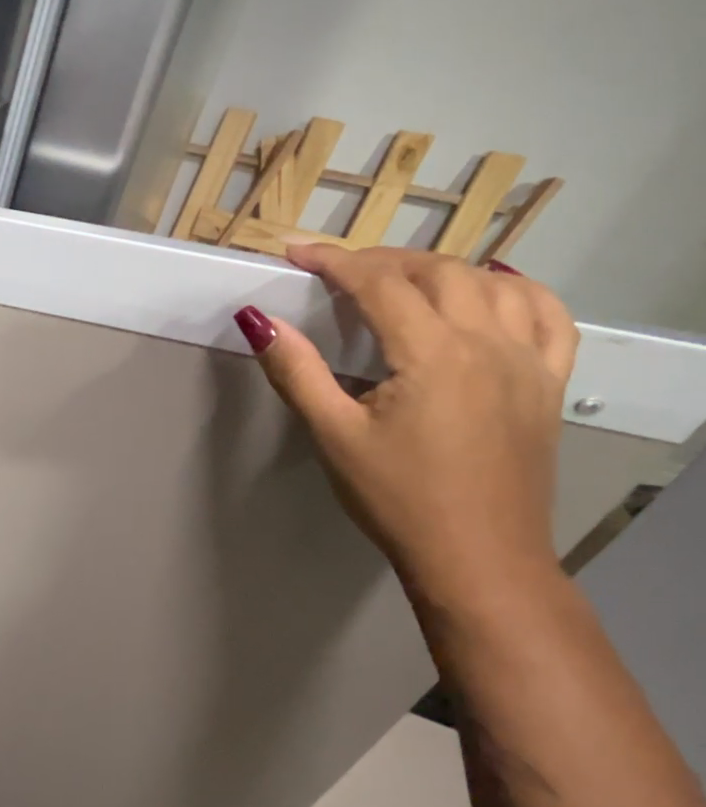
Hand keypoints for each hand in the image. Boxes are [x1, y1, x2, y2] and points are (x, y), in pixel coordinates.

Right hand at [236, 247, 578, 595]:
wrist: (476, 553)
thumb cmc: (394, 496)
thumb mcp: (332, 434)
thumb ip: (296, 371)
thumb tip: (259, 319)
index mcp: (431, 354)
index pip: (379, 284)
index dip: (335, 261)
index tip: (295, 252)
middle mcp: (488, 342)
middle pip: (438, 272)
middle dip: (383, 260)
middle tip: (337, 271)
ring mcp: (528, 360)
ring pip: (492, 284)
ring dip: (442, 269)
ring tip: (400, 278)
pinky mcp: (547, 382)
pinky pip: (548, 314)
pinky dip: (518, 289)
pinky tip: (494, 287)